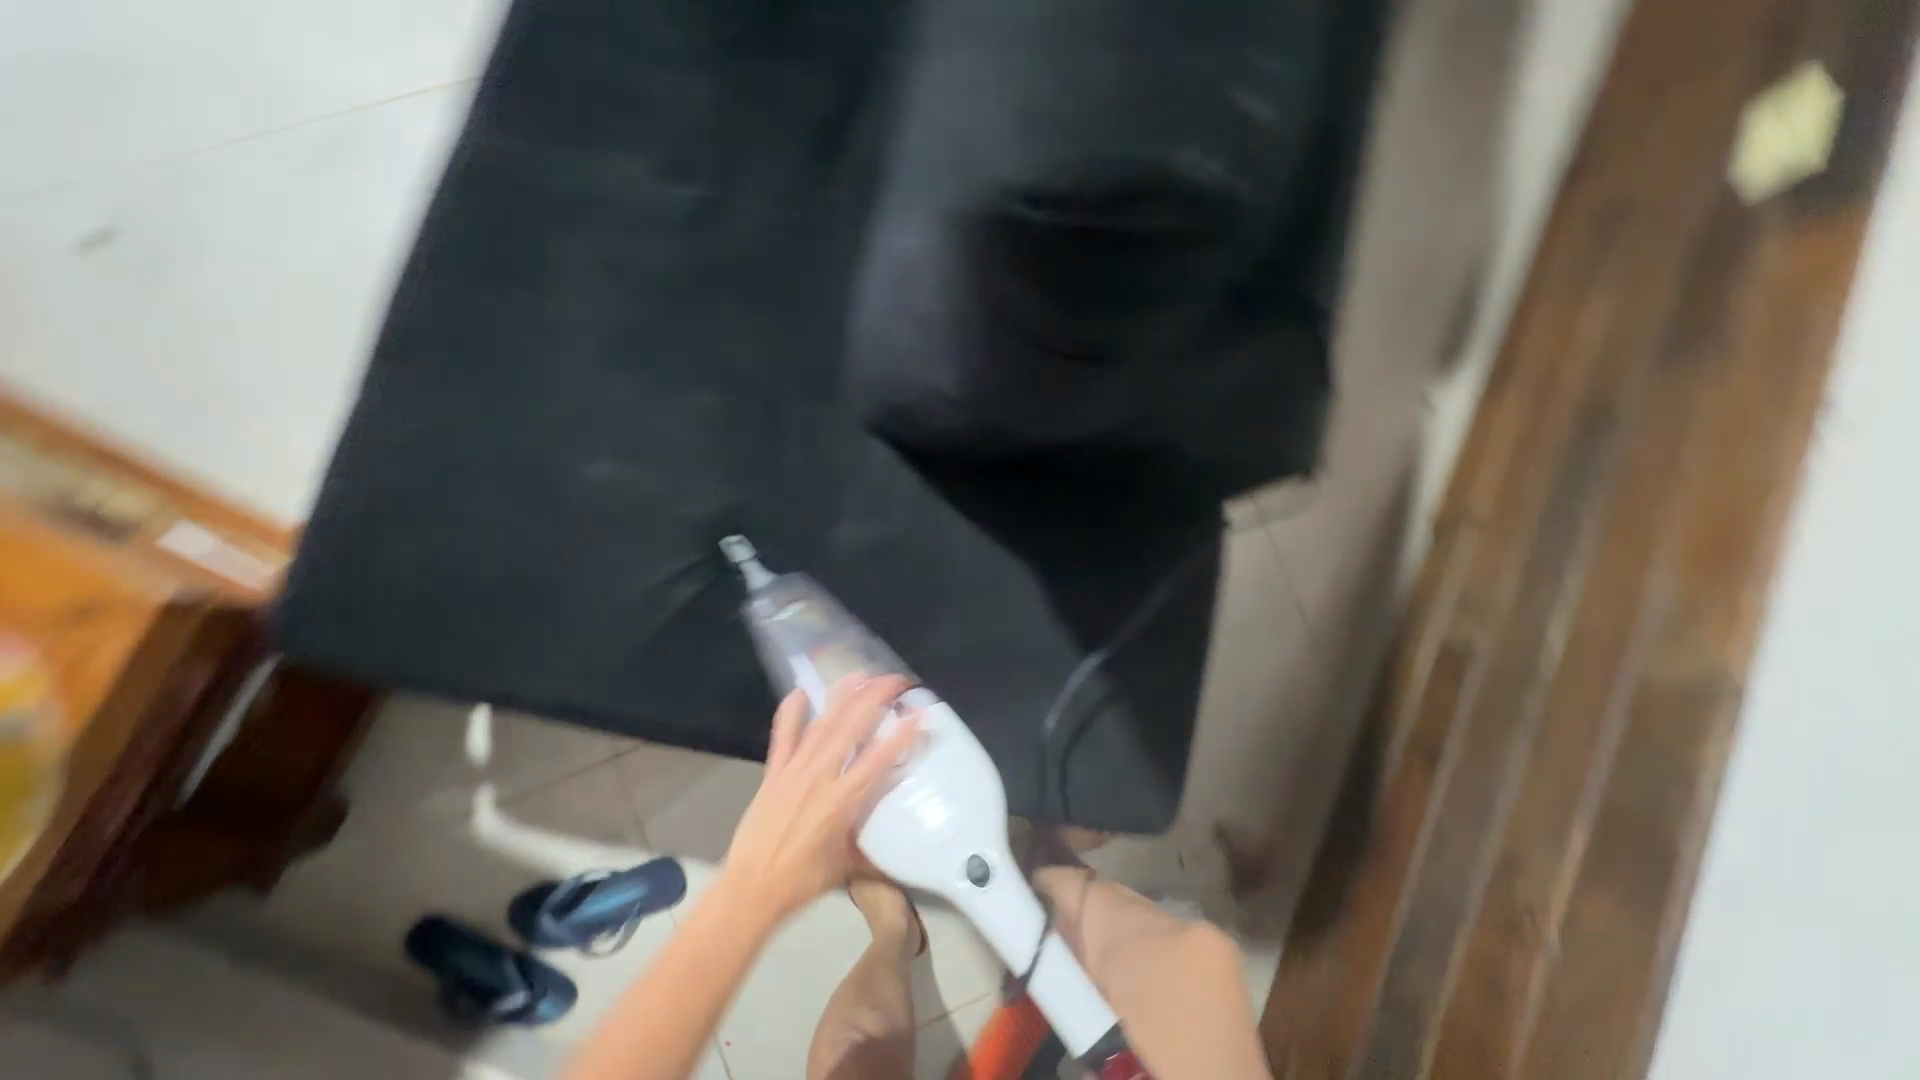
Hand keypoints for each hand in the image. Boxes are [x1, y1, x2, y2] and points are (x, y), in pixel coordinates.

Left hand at [717, 675, 920, 928]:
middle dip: (875, 698)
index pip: (879, 758)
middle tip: (895, 681)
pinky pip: (783, 735)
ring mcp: (794, 770)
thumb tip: (894, 846)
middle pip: (852, 727)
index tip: (919, 714)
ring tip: (860, 675)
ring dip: (843, 696)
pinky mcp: (774, 773)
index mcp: (843, 800)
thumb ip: (871, 845)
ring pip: (822, 723)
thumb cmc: (803, 881)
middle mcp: (820, 776)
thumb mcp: (848, 864)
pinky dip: (791, 711)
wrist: (752, 888)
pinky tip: (800, 691)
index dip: (902, 734)